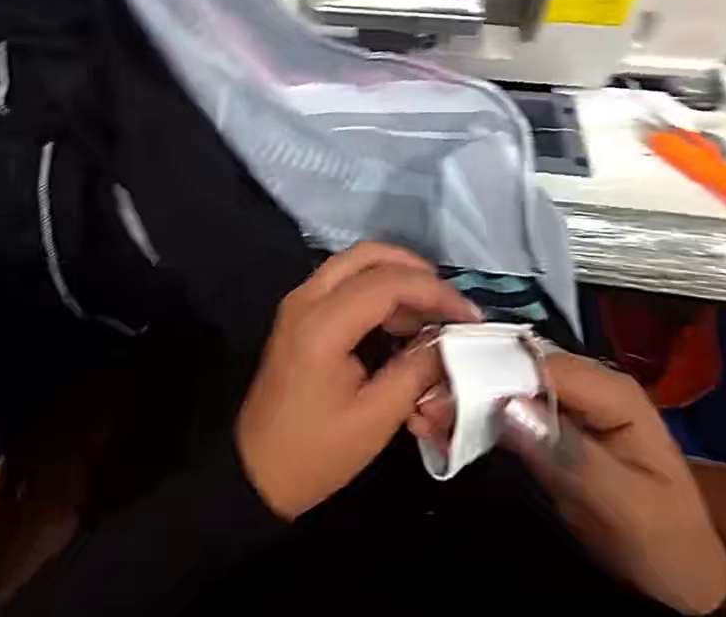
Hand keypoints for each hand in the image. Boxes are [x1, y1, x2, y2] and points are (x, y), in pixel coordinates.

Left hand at [235, 242, 482, 519]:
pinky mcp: (300, 313)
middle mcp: (307, 298)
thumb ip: (417, 371)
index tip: (470, 316)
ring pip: (354, 264)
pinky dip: (376, 291)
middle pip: (367, 255)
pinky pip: (343, 282)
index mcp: (323, 324)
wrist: (256, 470)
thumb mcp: (376, 417)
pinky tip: (401, 324)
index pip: (387, 282)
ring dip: (396, 279)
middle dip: (415, 270)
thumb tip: (450, 341)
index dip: (435, 292)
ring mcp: (300, 302)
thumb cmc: (316, 451)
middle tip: (448, 303)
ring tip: (431, 318)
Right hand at [418, 352, 725, 614]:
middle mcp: (586, 385)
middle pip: (516, 368)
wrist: (682, 581)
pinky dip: (474, 419)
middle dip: (468, 383)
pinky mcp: (550, 427)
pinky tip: (443, 428)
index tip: (444, 394)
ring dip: (464, 400)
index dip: (490, 374)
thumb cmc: (664, 540)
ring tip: (424, 417)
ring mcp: (567, 405)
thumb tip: (508, 404)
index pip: (539, 364)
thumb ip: (568, 452)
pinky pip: (506, 412)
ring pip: (505, 387)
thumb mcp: (624, 504)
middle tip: (424, 406)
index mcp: (611, 391)